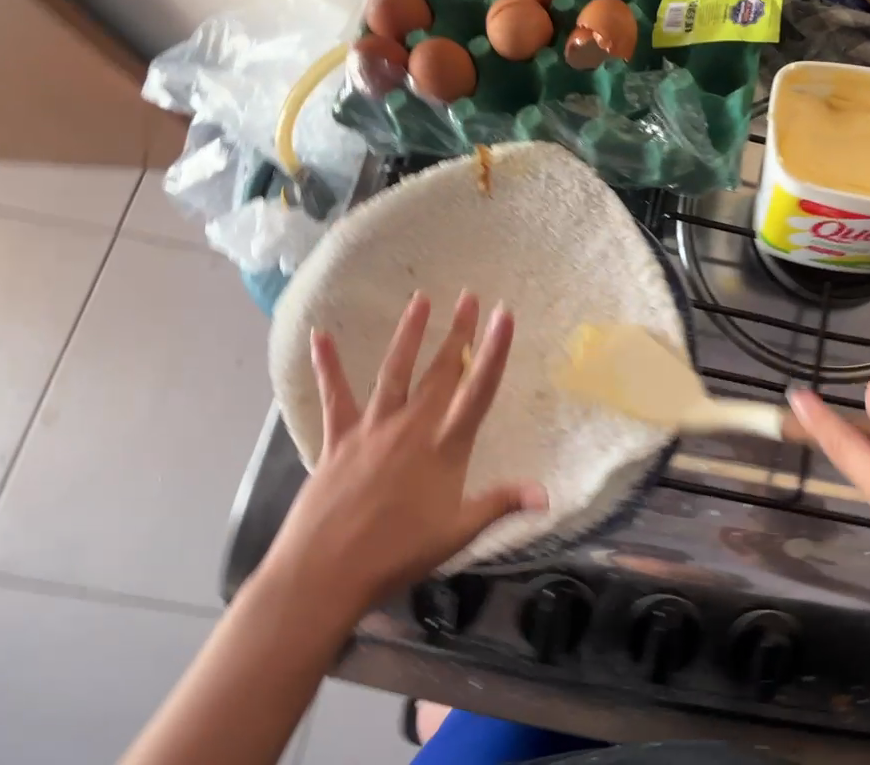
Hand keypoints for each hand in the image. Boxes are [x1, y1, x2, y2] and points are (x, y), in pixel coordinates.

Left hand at [260, 291, 546, 616]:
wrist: (325, 572)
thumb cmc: (397, 554)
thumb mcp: (458, 533)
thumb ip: (501, 504)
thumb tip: (548, 495)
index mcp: (445, 447)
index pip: (479, 390)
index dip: (494, 351)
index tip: (504, 314)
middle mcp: (412, 427)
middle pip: (442, 371)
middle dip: (459, 332)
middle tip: (469, 296)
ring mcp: (372, 428)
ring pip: (395, 371)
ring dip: (409, 334)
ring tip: (420, 299)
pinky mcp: (338, 438)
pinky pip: (335, 396)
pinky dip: (328, 365)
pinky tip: (321, 336)